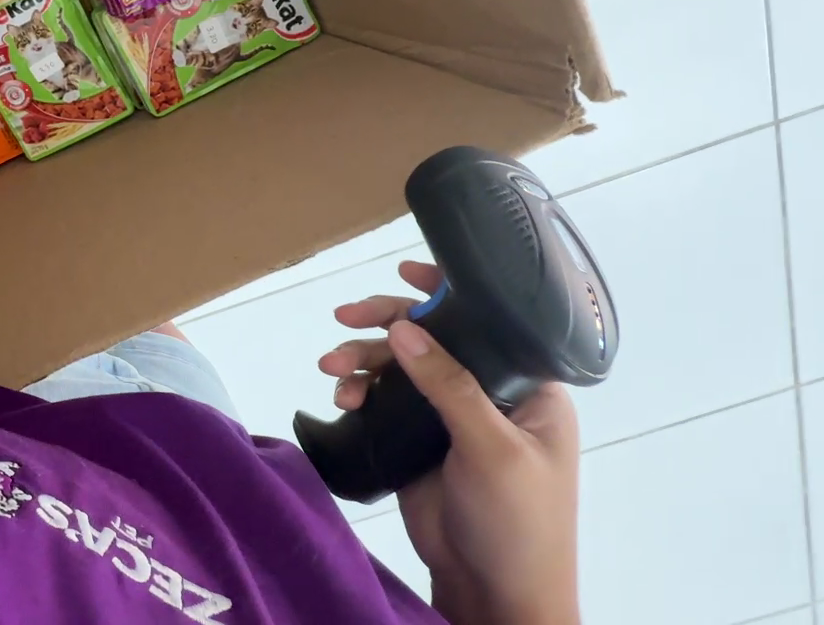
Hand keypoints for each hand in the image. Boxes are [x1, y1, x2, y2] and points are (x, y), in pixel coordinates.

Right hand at [321, 261, 581, 624]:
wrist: (492, 588)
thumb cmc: (518, 521)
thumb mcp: (491, 450)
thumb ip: (448, 385)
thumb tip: (404, 328)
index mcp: (527, 392)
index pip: (488, 324)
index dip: (447, 292)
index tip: (404, 271)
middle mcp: (486, 393)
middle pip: (429, 337)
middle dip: (382, 325)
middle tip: (343, 318)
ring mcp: (447, 414)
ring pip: (397, 363)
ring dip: (361, 358)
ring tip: (333, 370)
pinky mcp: (414, 434)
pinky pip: (379, 394)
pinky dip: (357, 387)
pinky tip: (343, 397)